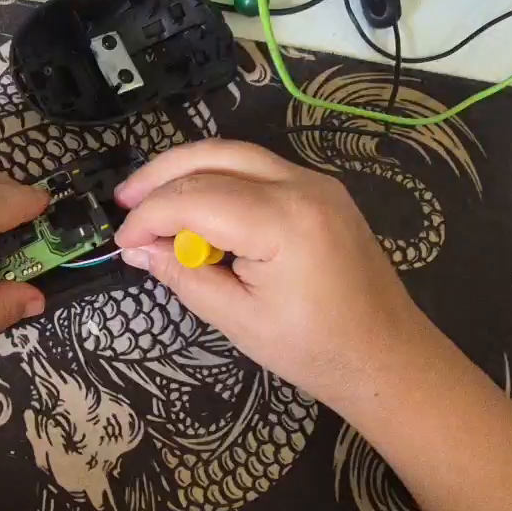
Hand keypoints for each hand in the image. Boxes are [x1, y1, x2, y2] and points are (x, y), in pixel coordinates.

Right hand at [113, 139, 443, 412]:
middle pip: (211, 157)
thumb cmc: (314, 350)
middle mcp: (301, 185)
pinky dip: (215, 179)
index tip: (122, 242)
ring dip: (184, 170)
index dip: (149, 216)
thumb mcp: (238, 320)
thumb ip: (183, 275)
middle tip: (123, 201)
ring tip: (146, 196)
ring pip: (232, 153)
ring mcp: (314, 181)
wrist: (388, 357)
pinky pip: (254, 167)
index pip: (195, 198)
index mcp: (284, 222)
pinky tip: (193, 204)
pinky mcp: (318, 189)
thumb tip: (137, 248)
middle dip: (160, 176)